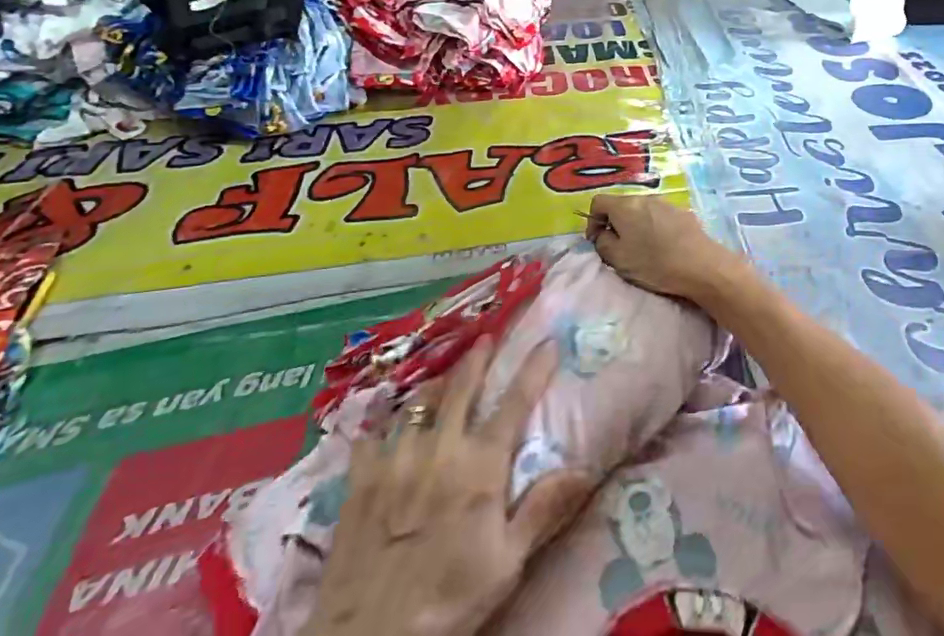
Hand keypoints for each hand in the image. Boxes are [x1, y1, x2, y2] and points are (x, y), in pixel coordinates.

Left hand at [300, 340, 594, 635]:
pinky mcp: (360, 473)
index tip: (548, 342)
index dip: (533, 369)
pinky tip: (384, 417)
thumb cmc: (450, 598)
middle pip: (461, 387)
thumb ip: (542, 509)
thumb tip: (583, 466)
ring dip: (436, 383)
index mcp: (479, 465)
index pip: (513, 404)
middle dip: (478, 357)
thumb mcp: (507, 562)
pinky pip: (372, 430)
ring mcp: (394, 455)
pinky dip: (383, 418)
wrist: (372, 632)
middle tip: (486, 336)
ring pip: (419, 401)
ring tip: (444, 373)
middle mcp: (438, 446)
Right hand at [584, 194, 752, 307]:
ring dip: (636, 226)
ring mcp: (666, 203)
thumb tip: (603, 234)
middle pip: (621, 205)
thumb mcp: (618, 259)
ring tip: (642, 248)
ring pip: (642, 211)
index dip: (592, 221)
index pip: (598, 202)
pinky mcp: (684, 213)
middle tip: (618, 247)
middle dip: (615, 224)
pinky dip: (655, 228)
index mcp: (625, 206)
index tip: (597, 241)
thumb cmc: (655, 263)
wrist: (703, 266)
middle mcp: (645, 198)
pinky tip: (663, 247)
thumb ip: (602, 243)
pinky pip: (660, 217)